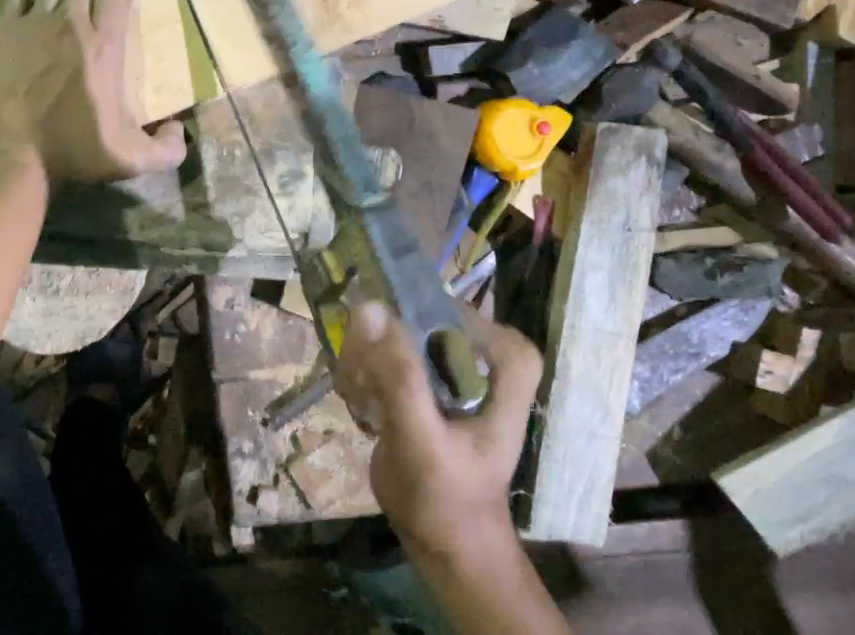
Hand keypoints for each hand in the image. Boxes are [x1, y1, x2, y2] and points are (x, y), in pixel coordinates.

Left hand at [0, 0, 186, 184]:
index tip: (126, 3)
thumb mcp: (133, 160)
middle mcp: (70, 24)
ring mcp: (33, 26)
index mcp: (105, 45)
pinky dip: (28, 6)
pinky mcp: (3, 35)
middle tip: (95, 12)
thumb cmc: (73, 153)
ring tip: (64, 17)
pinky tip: (31, 23)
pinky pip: (18, 1)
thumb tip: (178, 128)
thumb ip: (169, 148)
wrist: (12, 157)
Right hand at [335, 300, 541, 561]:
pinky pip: (387, 362)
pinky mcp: (418, 396)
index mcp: (502, 383)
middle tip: (358, 356)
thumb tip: (370, 307)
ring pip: (403, 339)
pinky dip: (364, 374)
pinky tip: (354, 398)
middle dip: (388, 336)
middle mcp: (478, 375)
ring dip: (369, 356)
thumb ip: (399, 376)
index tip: (398, 318)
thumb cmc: (445, 497)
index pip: (487, 324)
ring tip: (353, 385)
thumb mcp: (420, 437)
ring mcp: (445, 385)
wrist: (439, 546)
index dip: (447, 314)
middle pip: (433, 324)